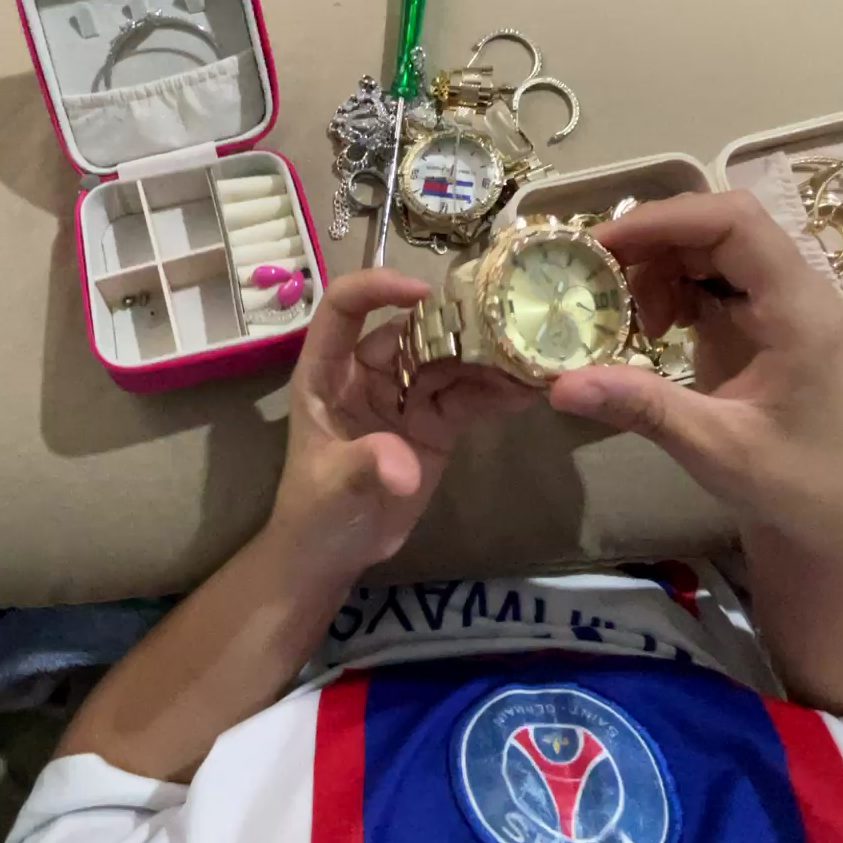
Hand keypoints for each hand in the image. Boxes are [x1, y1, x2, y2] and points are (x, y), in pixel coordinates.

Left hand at [271, 269, 538, 574]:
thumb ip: (362, 467)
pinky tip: (525, 390)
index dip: (375, 289)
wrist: (336, 553)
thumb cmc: (315, 512)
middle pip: (408, 331)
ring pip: (444, 360)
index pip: (343, 310)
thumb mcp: (332, 488)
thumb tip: (401, 465)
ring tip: (527, 353)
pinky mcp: (433, 422)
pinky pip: (465, 398)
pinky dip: (494, 393)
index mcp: (326, 372)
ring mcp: (403, 395)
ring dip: (483, 356)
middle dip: (453, 324)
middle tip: (505, 319)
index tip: (421, 291)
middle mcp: (367, 373)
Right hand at [549, 192, 842, 525]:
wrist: (828, 516)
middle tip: (593, 274)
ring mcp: (772, 303)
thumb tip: (559, 384)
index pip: (734, 223)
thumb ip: (641, 407)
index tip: (599, 245)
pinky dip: (662, 288)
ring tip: (623, 314)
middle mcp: (791, 290)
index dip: (664, 220)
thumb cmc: (788, 482)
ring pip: (704, 246)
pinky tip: (647, 329)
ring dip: (653, 266)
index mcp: (797, 308)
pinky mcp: (752, 319)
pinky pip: (701, 276)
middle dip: (649, 240)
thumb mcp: (712, 446)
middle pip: (716, 225)